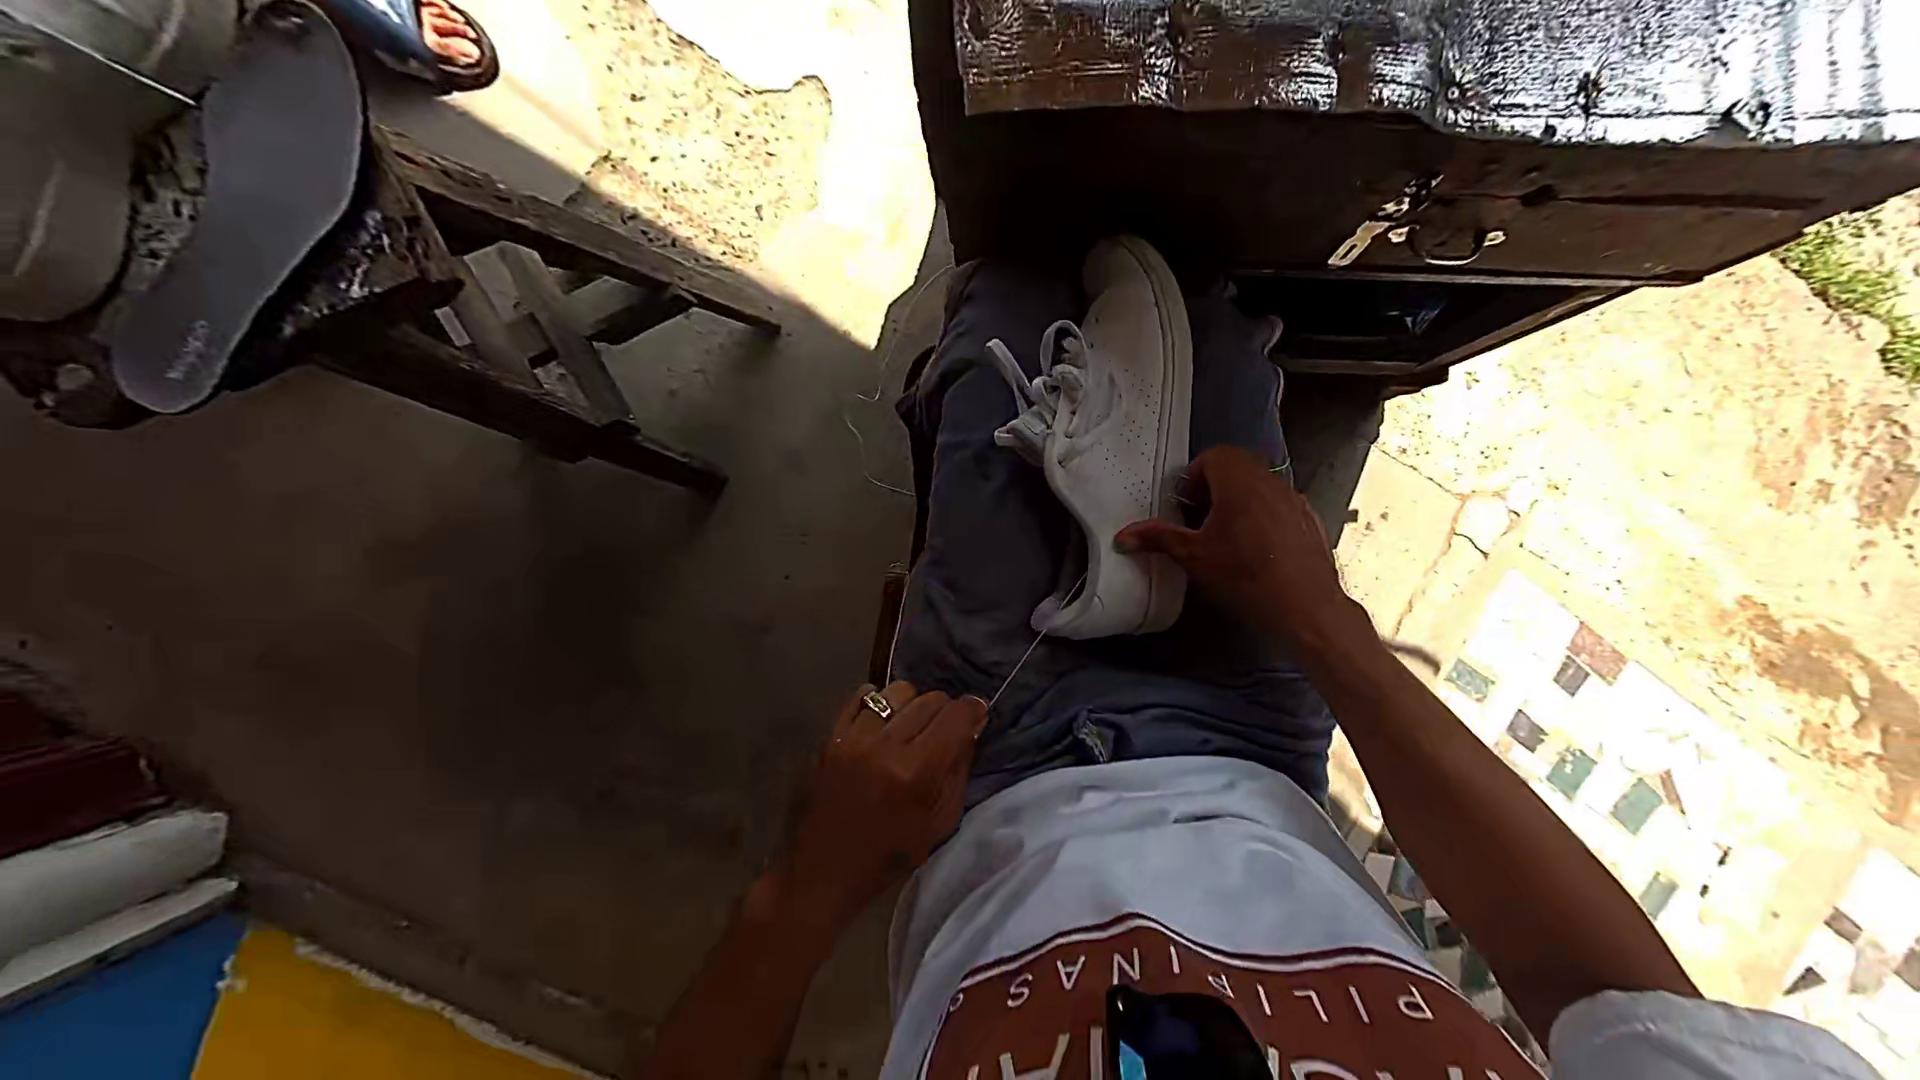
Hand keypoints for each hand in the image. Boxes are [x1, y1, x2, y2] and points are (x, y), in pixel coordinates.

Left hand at [771, 681, 986, 929]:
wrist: (820, 870)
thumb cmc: (886, 856)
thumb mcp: (938, 824)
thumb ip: (958, 772)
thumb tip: (971, 730)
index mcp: (916, 772)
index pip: (957, 716)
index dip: (974, 709)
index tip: (976, 714)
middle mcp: (886, 747)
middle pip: (930, 700)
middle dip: (945, 710)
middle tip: (944, 728)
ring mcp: (854, 738)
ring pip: (897, 691)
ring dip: (913, 703)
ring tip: (910, 723)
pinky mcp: (830, 736)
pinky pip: (861, 696)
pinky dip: (879, 701)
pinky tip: (882, 719)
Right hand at [1116, 446, 1368, 649]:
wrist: (1305, 607)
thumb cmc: (1244, 575)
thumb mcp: (1193, 557)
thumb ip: (1158, 539)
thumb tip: (1123, 537)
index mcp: (1239, 483)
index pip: (1214, 455)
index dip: (1194, 475)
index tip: (1185, 503)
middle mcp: (1270, 483)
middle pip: (1237, 466)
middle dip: (1213, 486)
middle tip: (1199, 517)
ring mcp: (1294, 500)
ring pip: (1259, 485)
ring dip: (1238, 500)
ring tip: (1225, 535)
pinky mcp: (1309, 520)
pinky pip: (1278, 505)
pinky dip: (1261, 515)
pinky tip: (1255, 550)